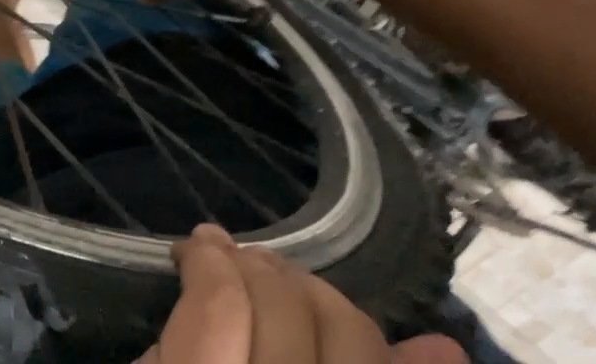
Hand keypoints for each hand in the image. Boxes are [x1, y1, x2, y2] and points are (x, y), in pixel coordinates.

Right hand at [145, 226, 463, 363]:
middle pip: (291, 311)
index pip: (217, 308)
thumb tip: (201, 269)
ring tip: (291, 289)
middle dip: (258, 267)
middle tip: (232, 256)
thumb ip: (165, 350)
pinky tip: (430, 346)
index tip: (192, 245)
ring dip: (322, 297)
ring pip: (359, 340)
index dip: (207, 262)